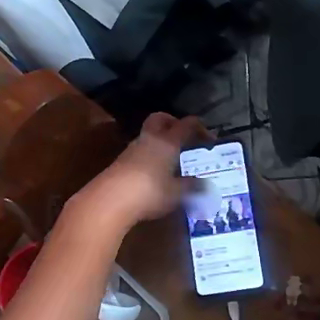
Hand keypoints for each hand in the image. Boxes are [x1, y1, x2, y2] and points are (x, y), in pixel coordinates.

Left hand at [72, 113, 206, 228]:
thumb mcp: (177, 193)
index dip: (200, 128)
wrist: (109, 200)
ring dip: (160, 141)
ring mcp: (131, 149)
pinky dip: (149, 155)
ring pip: (148, 135)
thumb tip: (205, 185)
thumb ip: (191, 186)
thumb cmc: (150, 192)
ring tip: (171, 159)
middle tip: (184, 136)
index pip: (186, 125)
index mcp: (167, 141)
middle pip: (161, 119)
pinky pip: (139, 151)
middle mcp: (149, 139)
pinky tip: (155, 172)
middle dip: (173, 123)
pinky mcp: (120, 162)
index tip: (209, 140)